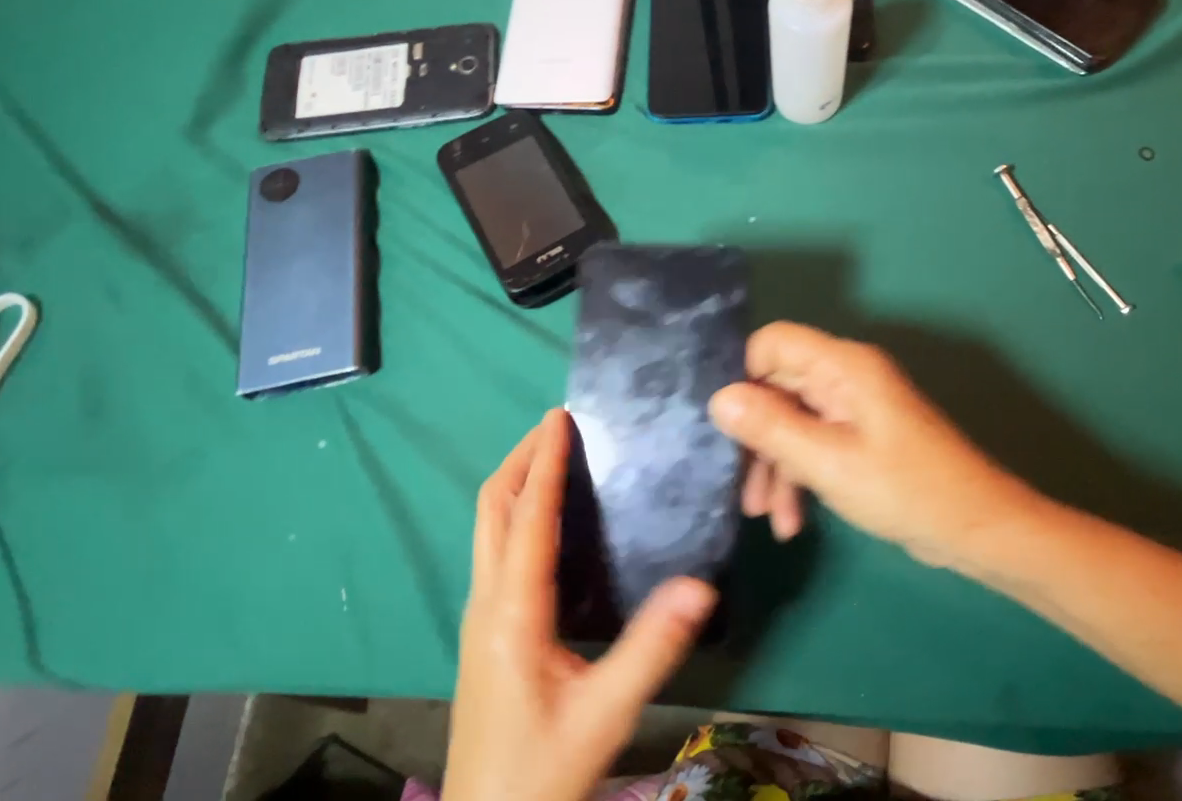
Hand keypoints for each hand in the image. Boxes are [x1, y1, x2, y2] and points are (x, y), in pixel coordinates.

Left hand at [444, 410, 717, 800]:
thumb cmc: (542, 773)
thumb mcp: (605, 714)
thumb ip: (652, 648)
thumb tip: (701, 584)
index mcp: (513, 613)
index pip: (528, 518)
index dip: (544, 463)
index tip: (562, 416)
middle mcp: (487, 603)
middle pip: (492, 509)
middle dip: (520, 459)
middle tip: (560, 425)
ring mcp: (480, 618)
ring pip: (489, 529)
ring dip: (517, 484)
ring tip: (557, 457)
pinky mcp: (486, 633)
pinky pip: (497, 551)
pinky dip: (518, 514)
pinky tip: (552, 523)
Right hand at [710, 322, 1043, 567]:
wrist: (975, 529)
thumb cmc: (904, 489)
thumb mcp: (828, 462)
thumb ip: (770, 428)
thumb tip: (718, 398)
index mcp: (842, 366)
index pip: (772, 344)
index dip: (741, 376)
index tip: (721, 424)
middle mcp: (845, 377)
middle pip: (776, 388)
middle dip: (754, 438)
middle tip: (736, 485)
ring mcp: (853, 409)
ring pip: (791, 422)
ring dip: (774, 467)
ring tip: (763, 516)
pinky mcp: (859, 438)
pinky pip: (813, 445)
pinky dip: (799, 478)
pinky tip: (791, 522)